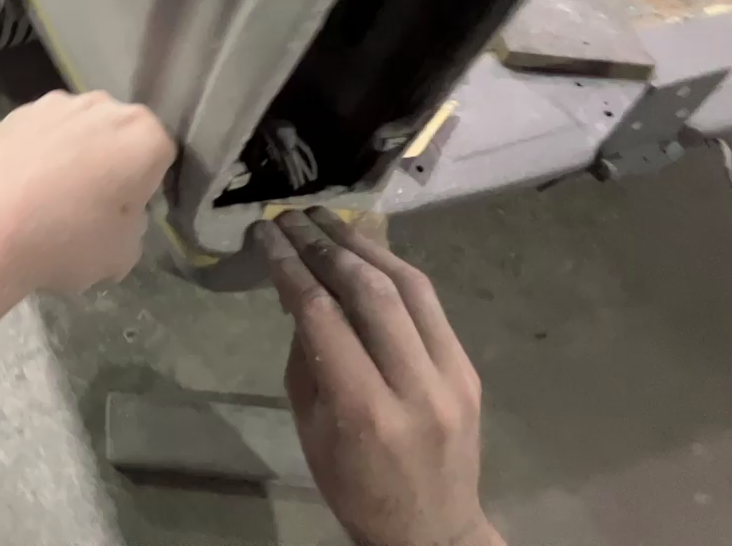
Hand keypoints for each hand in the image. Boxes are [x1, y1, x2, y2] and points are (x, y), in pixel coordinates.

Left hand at [0, 91, 174, 301]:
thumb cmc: (65, 240)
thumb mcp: (122, 255)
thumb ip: (134, 226)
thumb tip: (118, 213)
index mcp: (142, 135)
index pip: (161, 156)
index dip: (146, 189)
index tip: (126, 215)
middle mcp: (103, 106)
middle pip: (119, 135)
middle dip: (112, 165)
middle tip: (90, 209)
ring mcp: (55, 104)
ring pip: (79, 131)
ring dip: (74, 157)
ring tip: (47, 201)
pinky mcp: (14, 112)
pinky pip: (41, 134)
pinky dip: (38, 154)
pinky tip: (19, 189)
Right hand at [256, 209, 500, 545]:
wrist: (433, 532)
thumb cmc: (351, 482)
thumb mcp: (308, 421)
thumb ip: (306, 351)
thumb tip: (297, 288)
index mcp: (363, 408)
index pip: (320, 312)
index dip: (287, 263)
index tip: (263, 232)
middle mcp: (414, 386)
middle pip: (367, 290)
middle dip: (322, 243)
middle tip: (291, 217)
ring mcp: (451, 375)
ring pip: (407, 285)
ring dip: (360, 243)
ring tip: (326, 218)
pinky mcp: (468, 368)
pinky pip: (428, 302)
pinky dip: (390, 265)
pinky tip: (363, 247)